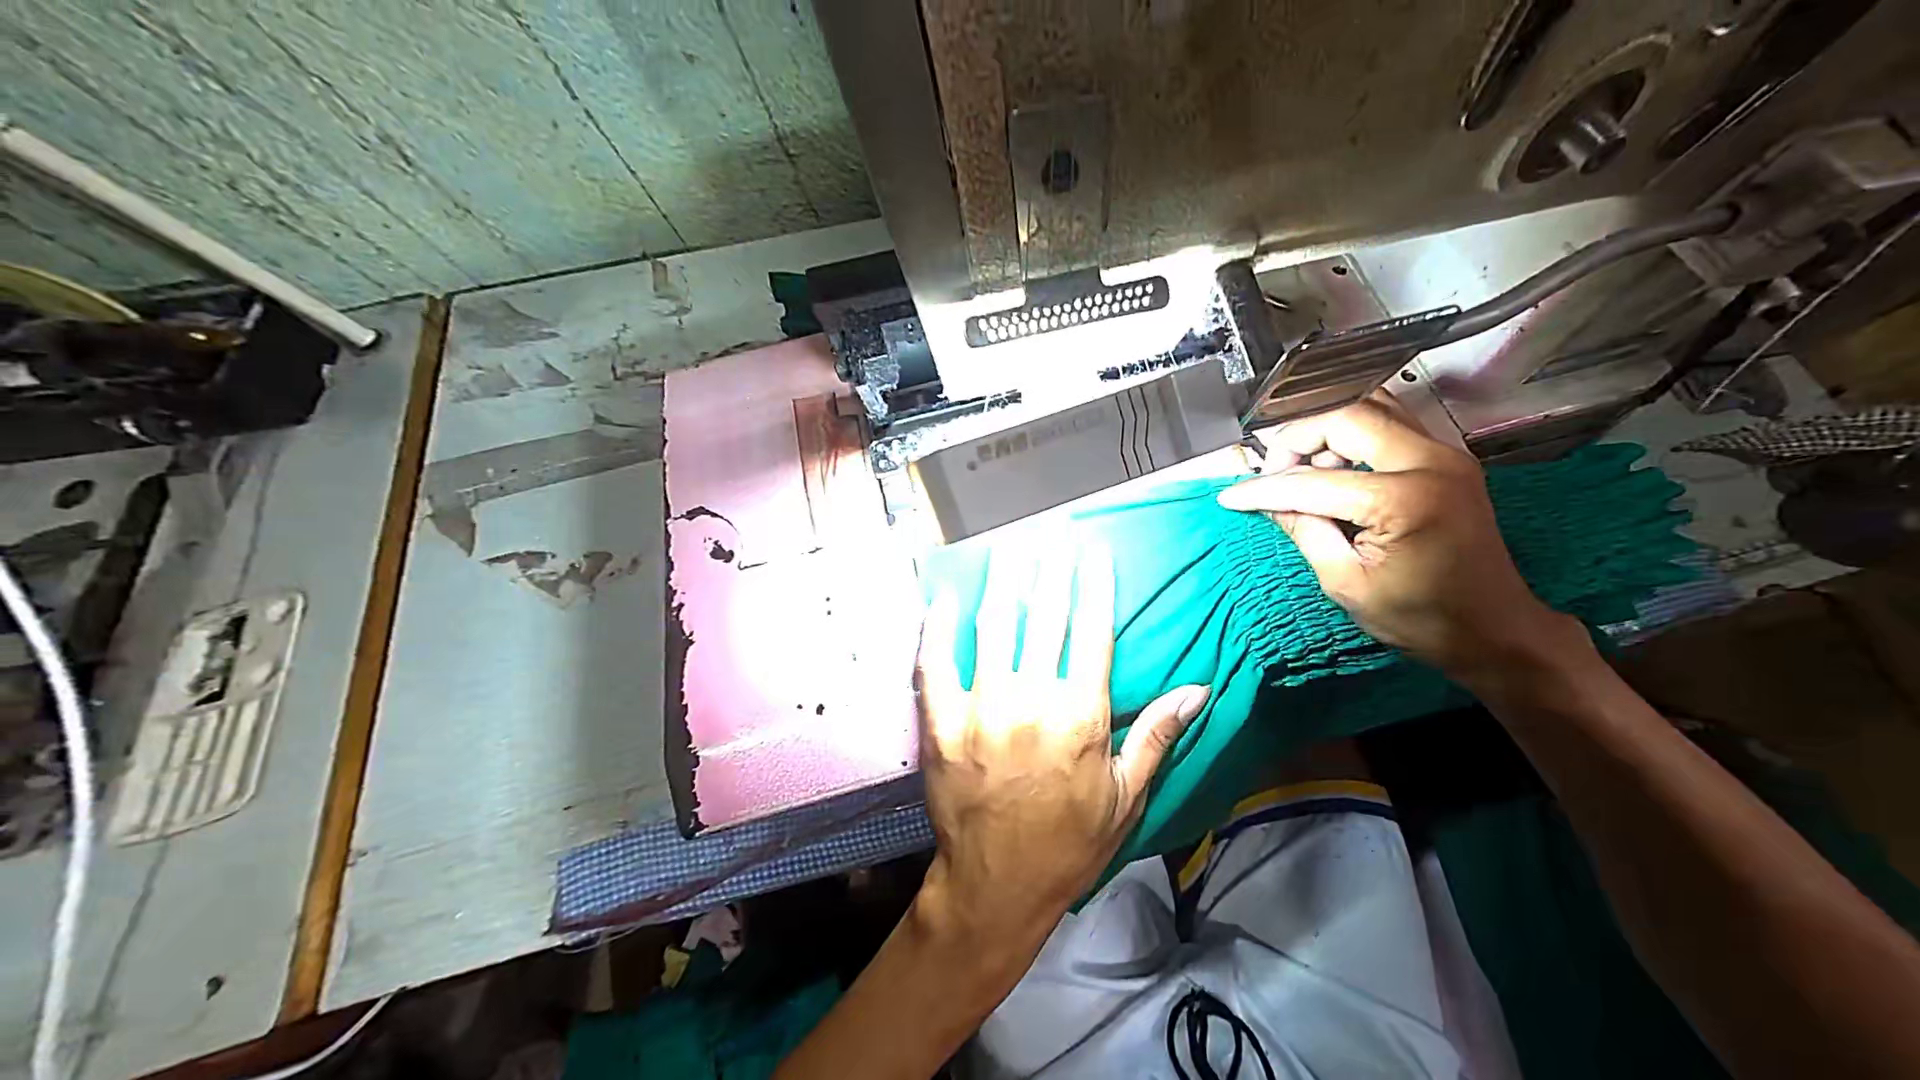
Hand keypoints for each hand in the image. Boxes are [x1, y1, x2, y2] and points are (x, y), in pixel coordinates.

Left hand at [915, 544, 1209, 948]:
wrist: (998, 883)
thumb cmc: (1070, 843)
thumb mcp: (1126, 796)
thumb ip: (1156, 736)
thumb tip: (1197, 690)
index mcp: (1082, 715)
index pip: (1092, 630)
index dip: (1093, 584)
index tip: (1093, 551)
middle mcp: (1032, 701)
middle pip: (1044, 616)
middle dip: (1050, 569)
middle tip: (1051, 535)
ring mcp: (982, 709)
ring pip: (993, 627)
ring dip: (1003, 581)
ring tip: (1009, 547)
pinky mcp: (942, 724)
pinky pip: (935, 662)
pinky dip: (938, 626)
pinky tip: (946, 596)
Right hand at [1218, 392, 1575, 678]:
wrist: (1496, 630)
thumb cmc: (1420, 619)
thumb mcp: (1346, 583)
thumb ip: (1305, 531)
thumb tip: (1268, 500)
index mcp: (1404, 500)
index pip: (1313, 481)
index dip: (1264, 489)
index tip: (1231, 496)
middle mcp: (1430, 462)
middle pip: (1347, 416)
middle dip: (1297, 440)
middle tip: (1272, 474)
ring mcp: (1444, 455)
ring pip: (1372, 408)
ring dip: (1326, 431)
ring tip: (1301, 469)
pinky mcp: (1447, 459)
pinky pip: (1390, 424)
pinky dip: (1352, 436)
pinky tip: (1334, 468)